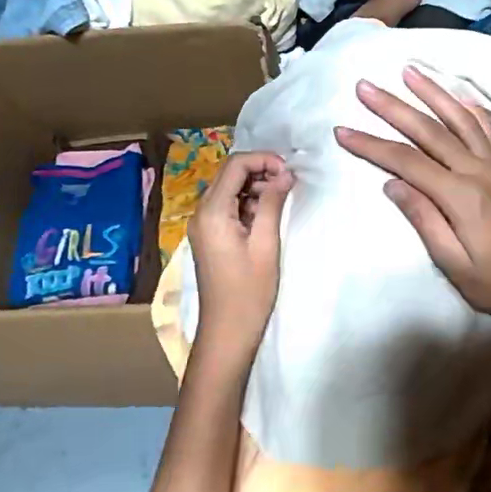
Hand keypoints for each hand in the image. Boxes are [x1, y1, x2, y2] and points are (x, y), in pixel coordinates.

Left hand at [187, 151, 294, 345]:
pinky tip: (267, 216)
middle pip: (230, 174)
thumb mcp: (266, 244)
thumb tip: (285, 173)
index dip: (263, 159)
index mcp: (212, 211)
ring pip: (229, 189)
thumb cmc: (249, 291)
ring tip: (281, 200)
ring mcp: (203, 225)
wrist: (227, 332)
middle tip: (288, 183)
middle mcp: (201, 212)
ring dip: (255, 187)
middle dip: (260, 171)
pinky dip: (247, 203)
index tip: (289, 171)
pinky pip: (227, 207)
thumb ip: (273, 203)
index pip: (235, 165)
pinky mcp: (209, 236)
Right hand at [334, 66, 490, 338]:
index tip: (342, 131)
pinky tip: (456, 95)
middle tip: (364, 86)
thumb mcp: (453, 263)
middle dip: (393, 106)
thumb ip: (423, 219)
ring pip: (460, 119)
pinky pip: (486, 129)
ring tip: (408, 71)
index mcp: (462, 197)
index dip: (372, 145)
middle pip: (429, 130)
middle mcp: (479, 172)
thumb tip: (392, 182)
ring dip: (432, 93)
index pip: (407, 161)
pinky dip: (469, 108)